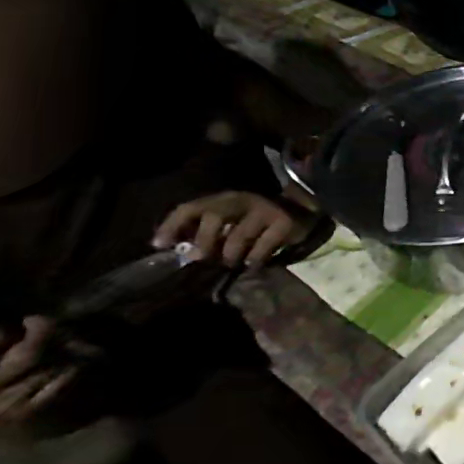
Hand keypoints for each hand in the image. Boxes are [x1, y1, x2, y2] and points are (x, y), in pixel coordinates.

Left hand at [152, 191, 310, 268]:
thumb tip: (176, 248)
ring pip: (238, 235)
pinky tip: (253, 264)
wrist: (304, 212)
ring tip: (232, 263)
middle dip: (204, 240)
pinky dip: (254, 259)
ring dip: (230, 255)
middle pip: (214, 216)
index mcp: (224, 199)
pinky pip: (262, 246)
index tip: (160, 246)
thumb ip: (206, 230)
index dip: (172, 225)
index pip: (192, 207)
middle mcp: (243, 200)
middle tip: (201, 258)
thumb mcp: (230, 220)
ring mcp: (265, 210)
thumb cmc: (257, 223)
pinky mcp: (284, 223)